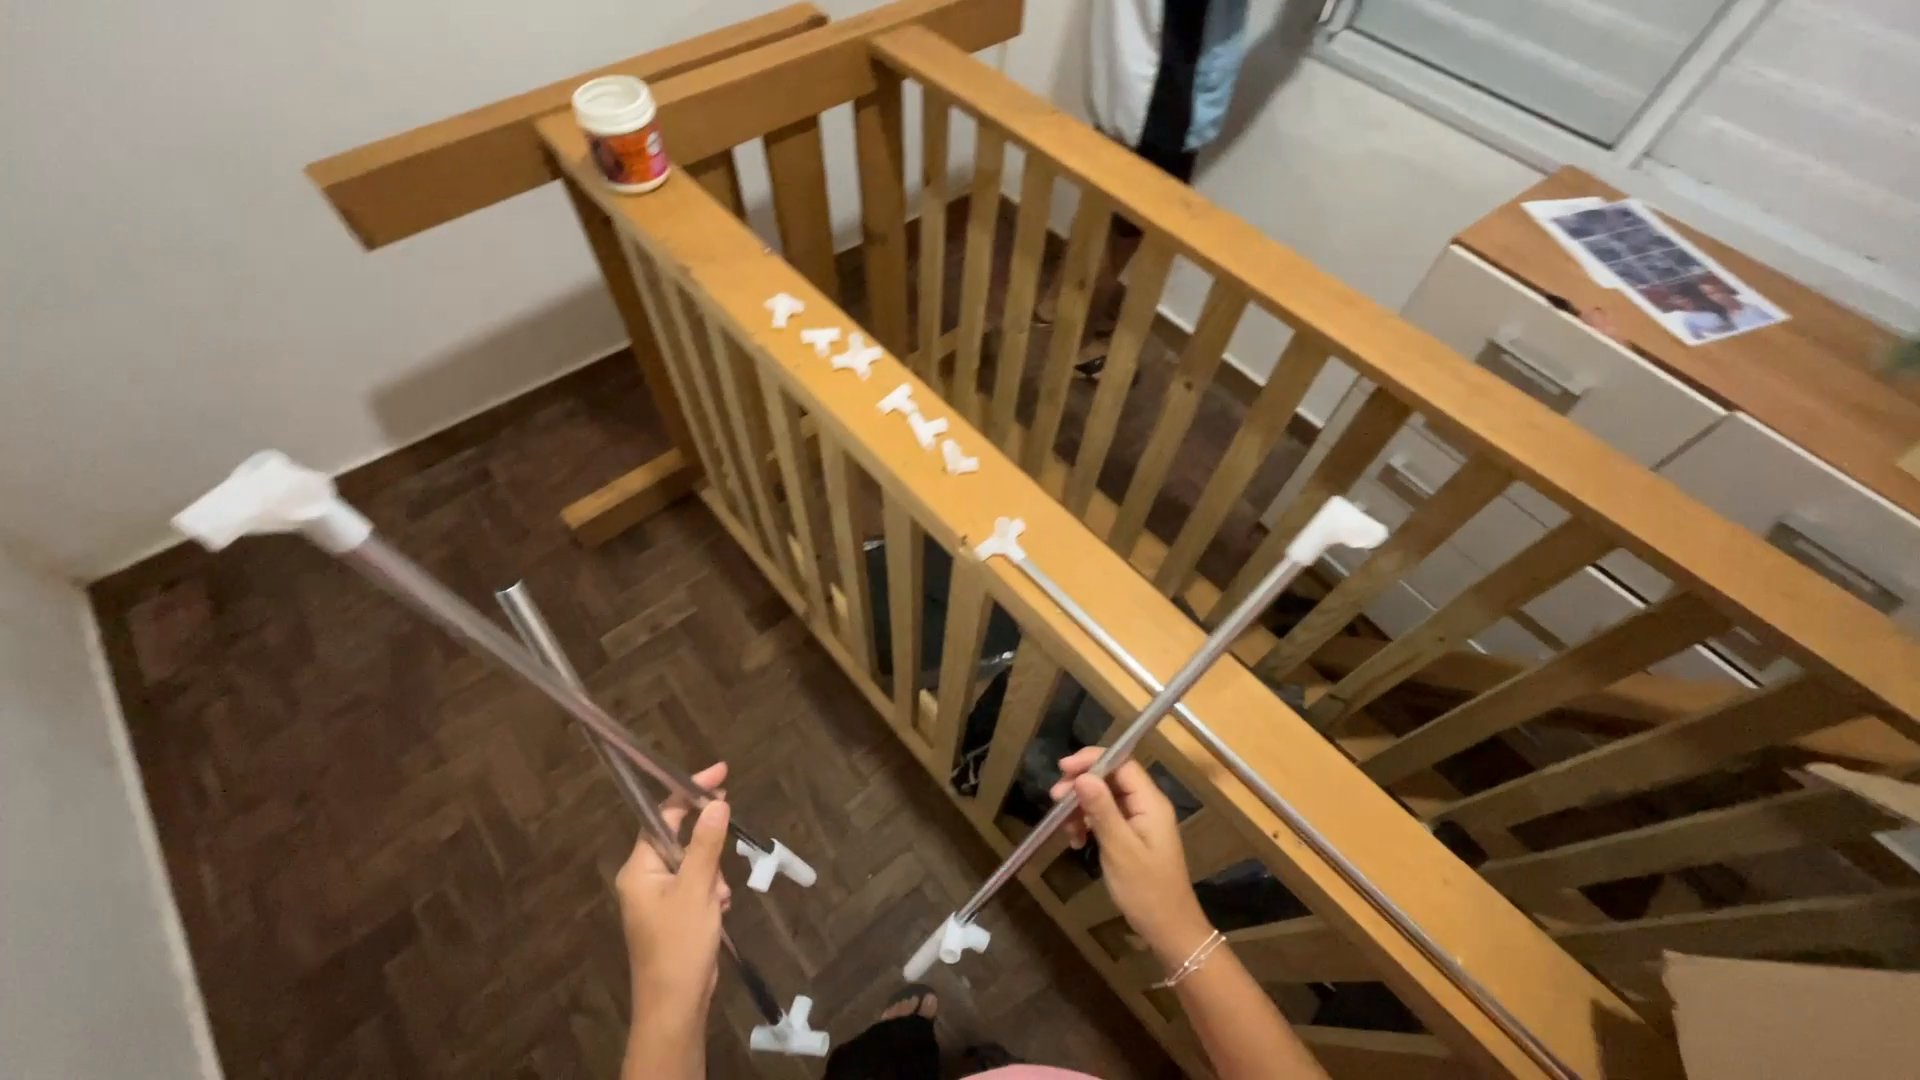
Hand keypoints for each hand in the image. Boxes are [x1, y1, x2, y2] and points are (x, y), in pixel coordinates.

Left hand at [615, 762, 732, 1012]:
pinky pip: (696, 885)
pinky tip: (720, 908)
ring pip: (693, 863)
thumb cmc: (680, 943)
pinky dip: (712, 890)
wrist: (676, 1004)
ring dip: (712, 872)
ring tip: (719, 897)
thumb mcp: (697, 888)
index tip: (721, 774)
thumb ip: (706, 843)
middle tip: (726, 846)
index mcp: (639, 868)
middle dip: (707, 846)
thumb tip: (716, 803)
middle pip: (680, 838)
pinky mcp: (673, 915)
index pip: (663, 815)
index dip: (690, 791)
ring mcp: (658, 898)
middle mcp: (644, 878)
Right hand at [1051, 748, 1211, 965]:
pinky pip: (1106, 817)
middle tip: (1055, 800)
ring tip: (1066, 830)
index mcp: (1150, 802)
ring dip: (1081, 808)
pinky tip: (1077, 842)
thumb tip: (1082, 776)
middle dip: (1081, 786)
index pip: (1121, 763)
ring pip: (1104, 798)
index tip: (1063, 769)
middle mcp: (1146, 805)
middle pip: (1110, 778)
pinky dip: (1088, 824)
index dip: (1092, 760)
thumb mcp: (1120, 848)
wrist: (1168, 929)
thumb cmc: (1146, 890)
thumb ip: (1102, 809)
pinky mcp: (1132, 836)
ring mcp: (1139, 821)